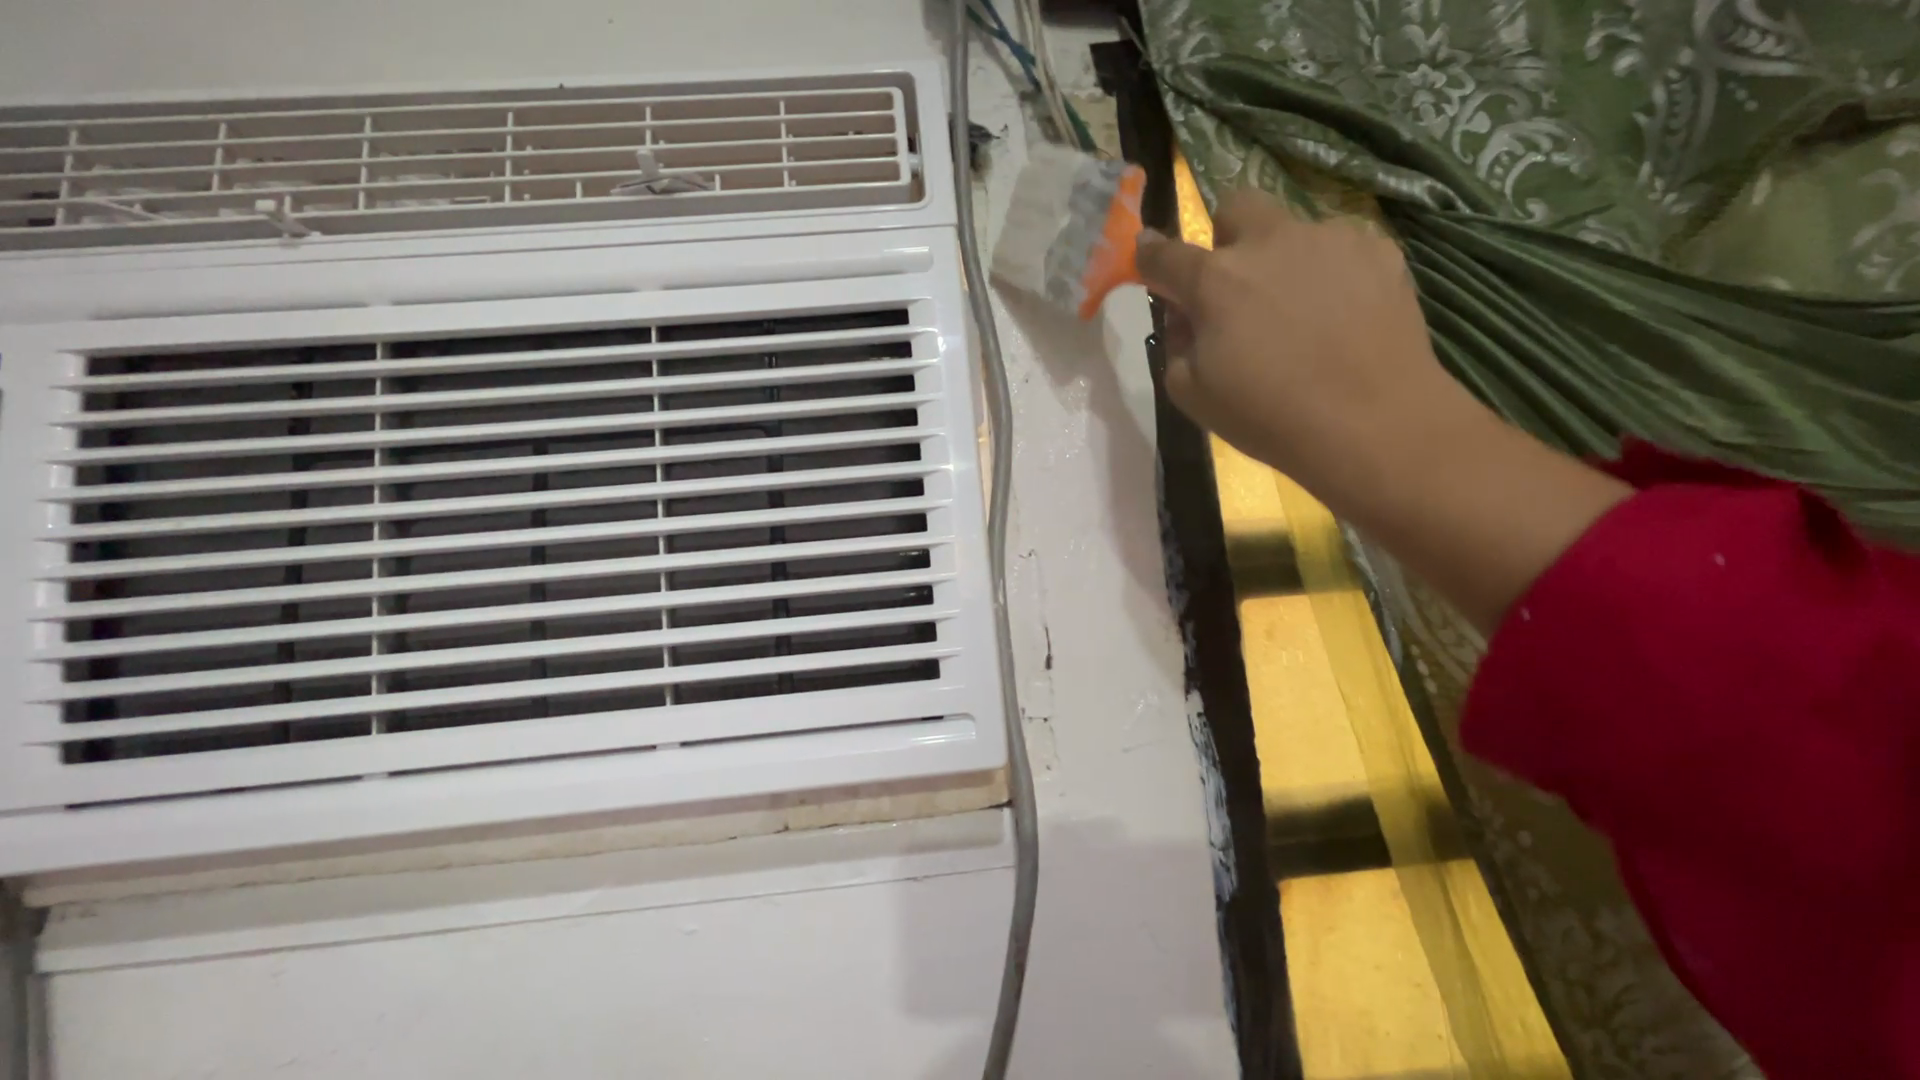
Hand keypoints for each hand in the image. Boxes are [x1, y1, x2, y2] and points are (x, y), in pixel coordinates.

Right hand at [1136, 190, 1629, 633]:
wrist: (1374, 424)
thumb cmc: (1270, 417)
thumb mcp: (1192, 395)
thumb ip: (1177, 345)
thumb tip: (1185, 317)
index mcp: (1216, 280)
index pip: (1165, 254)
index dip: (1150, 256)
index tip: (1149, 258)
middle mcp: (1270, 242)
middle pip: (1235, 206)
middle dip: (1226, 236)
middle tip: (1236, 283)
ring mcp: (1330, 240)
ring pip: (1294, 229)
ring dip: (1284, 259)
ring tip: (1303, 312)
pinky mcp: (1379, 251)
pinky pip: (1342, 249)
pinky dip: (1333, 273)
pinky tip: (1343, 316)